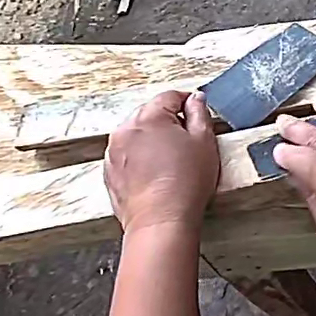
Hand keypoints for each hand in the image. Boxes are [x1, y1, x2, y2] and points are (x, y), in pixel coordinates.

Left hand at [104, 91, 220, 233]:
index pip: (169, 96)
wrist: (161, 219)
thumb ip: (200, 113)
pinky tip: (160, 171)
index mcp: (149, 118)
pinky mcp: (110, 171)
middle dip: (170, 120)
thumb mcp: (205, 141)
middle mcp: (125, 130)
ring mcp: (114, 151)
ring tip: (175, 159)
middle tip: (190, 139)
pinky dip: (143, 157)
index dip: (188, 101)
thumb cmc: (185, 182)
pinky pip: (129, 153)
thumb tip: (196, 98)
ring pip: (138, 133)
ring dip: (155, 138)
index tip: (198, 111)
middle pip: (150, 112)